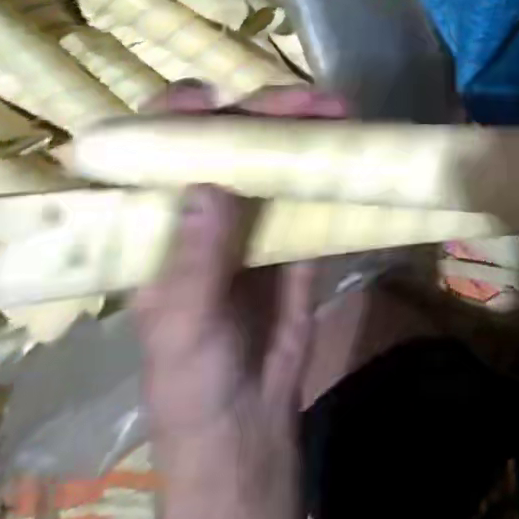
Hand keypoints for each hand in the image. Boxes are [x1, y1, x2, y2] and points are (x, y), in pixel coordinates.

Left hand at [132, 80, 348, 518]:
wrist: (249, 418)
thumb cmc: (190, 377)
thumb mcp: (181, 324)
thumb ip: (193, 257)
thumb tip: (211, 182)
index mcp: (159, 221)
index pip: (160, 150)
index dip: (183, 115)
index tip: (220, 99)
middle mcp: (207, 207)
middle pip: (233, 141)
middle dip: (271, 113)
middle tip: (319, 103)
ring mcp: (257, 217)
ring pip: (280, 158)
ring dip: (311, 132)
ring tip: (346, 113)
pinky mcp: (299, 233)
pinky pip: (316, 191)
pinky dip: (336, 168)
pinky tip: (359, 150)